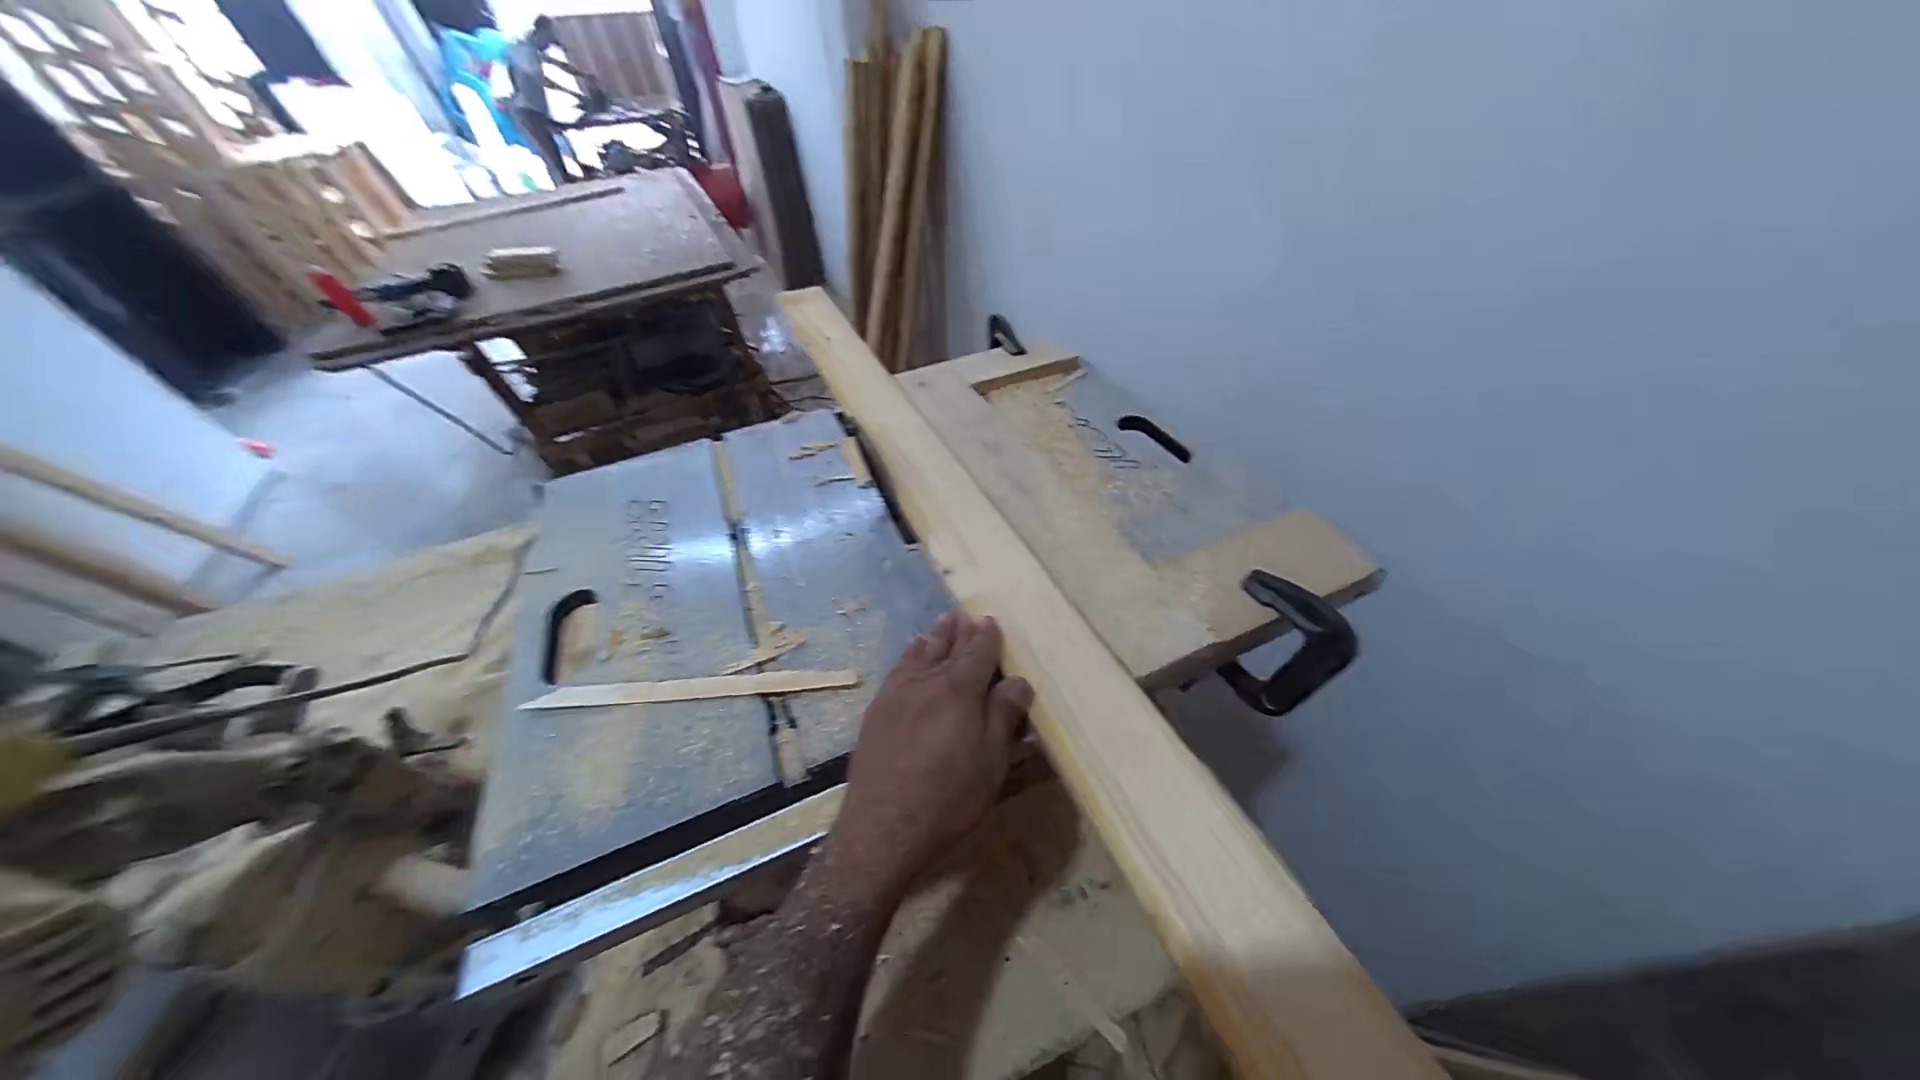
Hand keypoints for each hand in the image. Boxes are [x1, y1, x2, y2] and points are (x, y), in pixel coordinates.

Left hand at [826, 613, 1032, 900]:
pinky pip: (897, 671)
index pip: (978, 653)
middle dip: (959, 632)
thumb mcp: (991, 761)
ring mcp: (897, 695)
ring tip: (942, 622)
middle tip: (965, 615)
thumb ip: (1004, 715)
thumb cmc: (948, 797)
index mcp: (959, 690)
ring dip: (934, 638)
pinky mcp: (877, 712)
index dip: (987, 637)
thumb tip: (1018, 680)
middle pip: (947, 649)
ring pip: (920, 655)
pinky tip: (910, 654)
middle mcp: (926, 682)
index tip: (991, 621)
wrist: (883, 827)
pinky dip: (908, 656)